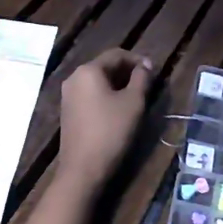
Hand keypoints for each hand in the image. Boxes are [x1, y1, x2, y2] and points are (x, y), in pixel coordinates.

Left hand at [56, 49, 150, 187]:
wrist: (83, 168)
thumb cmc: (111, 131)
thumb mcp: (133, 103)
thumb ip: (141, 79)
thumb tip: (145, 65)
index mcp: (88, 71)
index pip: (116, 55)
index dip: (138, 60)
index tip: (154, 71)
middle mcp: (74, 78)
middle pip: (104, 67)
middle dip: (127, 73)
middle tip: (147, 84)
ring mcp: (68, 96)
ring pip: (97, 82)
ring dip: (117, 85)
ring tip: (136, 97)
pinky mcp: (68, 113)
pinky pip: (90, 96)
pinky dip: (105, 97)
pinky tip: (118, 110)